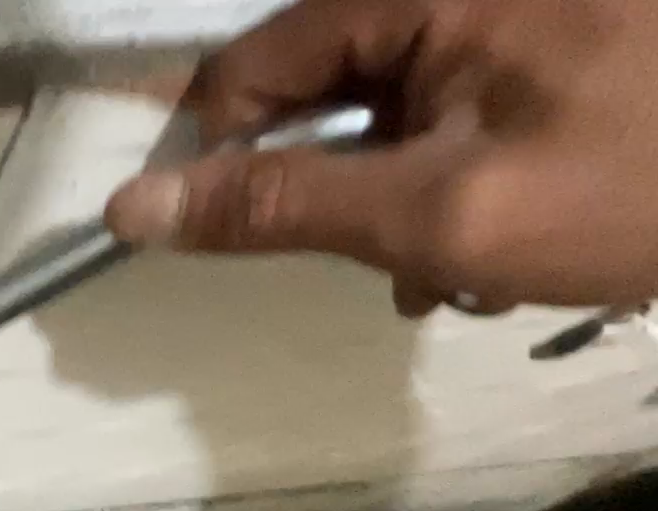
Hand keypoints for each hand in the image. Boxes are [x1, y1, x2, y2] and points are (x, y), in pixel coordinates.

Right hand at [106, 0, 657, 313]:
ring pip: (377, 103)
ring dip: (380, 192)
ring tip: (440, 261)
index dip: (215, 155)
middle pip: (312, 85)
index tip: (228, 231)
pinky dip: (441, 171)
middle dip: (317, 181)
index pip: (247, 70)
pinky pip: (446, 101)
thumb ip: (273, 205)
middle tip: (368, 257)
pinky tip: (484, 224)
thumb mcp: (437, 212)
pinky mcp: (551, 37)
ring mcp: (507, 14)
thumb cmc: (653, 188)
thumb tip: (129, 207)